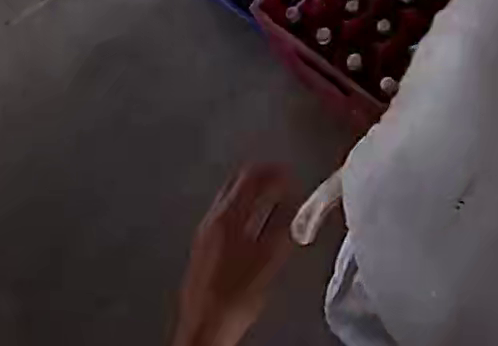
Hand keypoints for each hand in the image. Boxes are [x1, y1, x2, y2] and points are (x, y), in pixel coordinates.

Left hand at [172, 163, 295, 345]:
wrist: (203, 328)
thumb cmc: (233, 298)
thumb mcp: (268, 261)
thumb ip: (283, 227)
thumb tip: (295, 206)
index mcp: (229, 214)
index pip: (251, 175)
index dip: (273, 171)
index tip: (288, 173)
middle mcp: (214, 216)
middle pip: (237, 180)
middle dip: (261, 177)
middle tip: (280, 179)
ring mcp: (205, 229)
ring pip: (230, 195)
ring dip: (251, 191)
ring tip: (270, 198)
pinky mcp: (203, 244)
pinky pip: (224, 211)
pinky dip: (241, 206)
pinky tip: (252, 221)